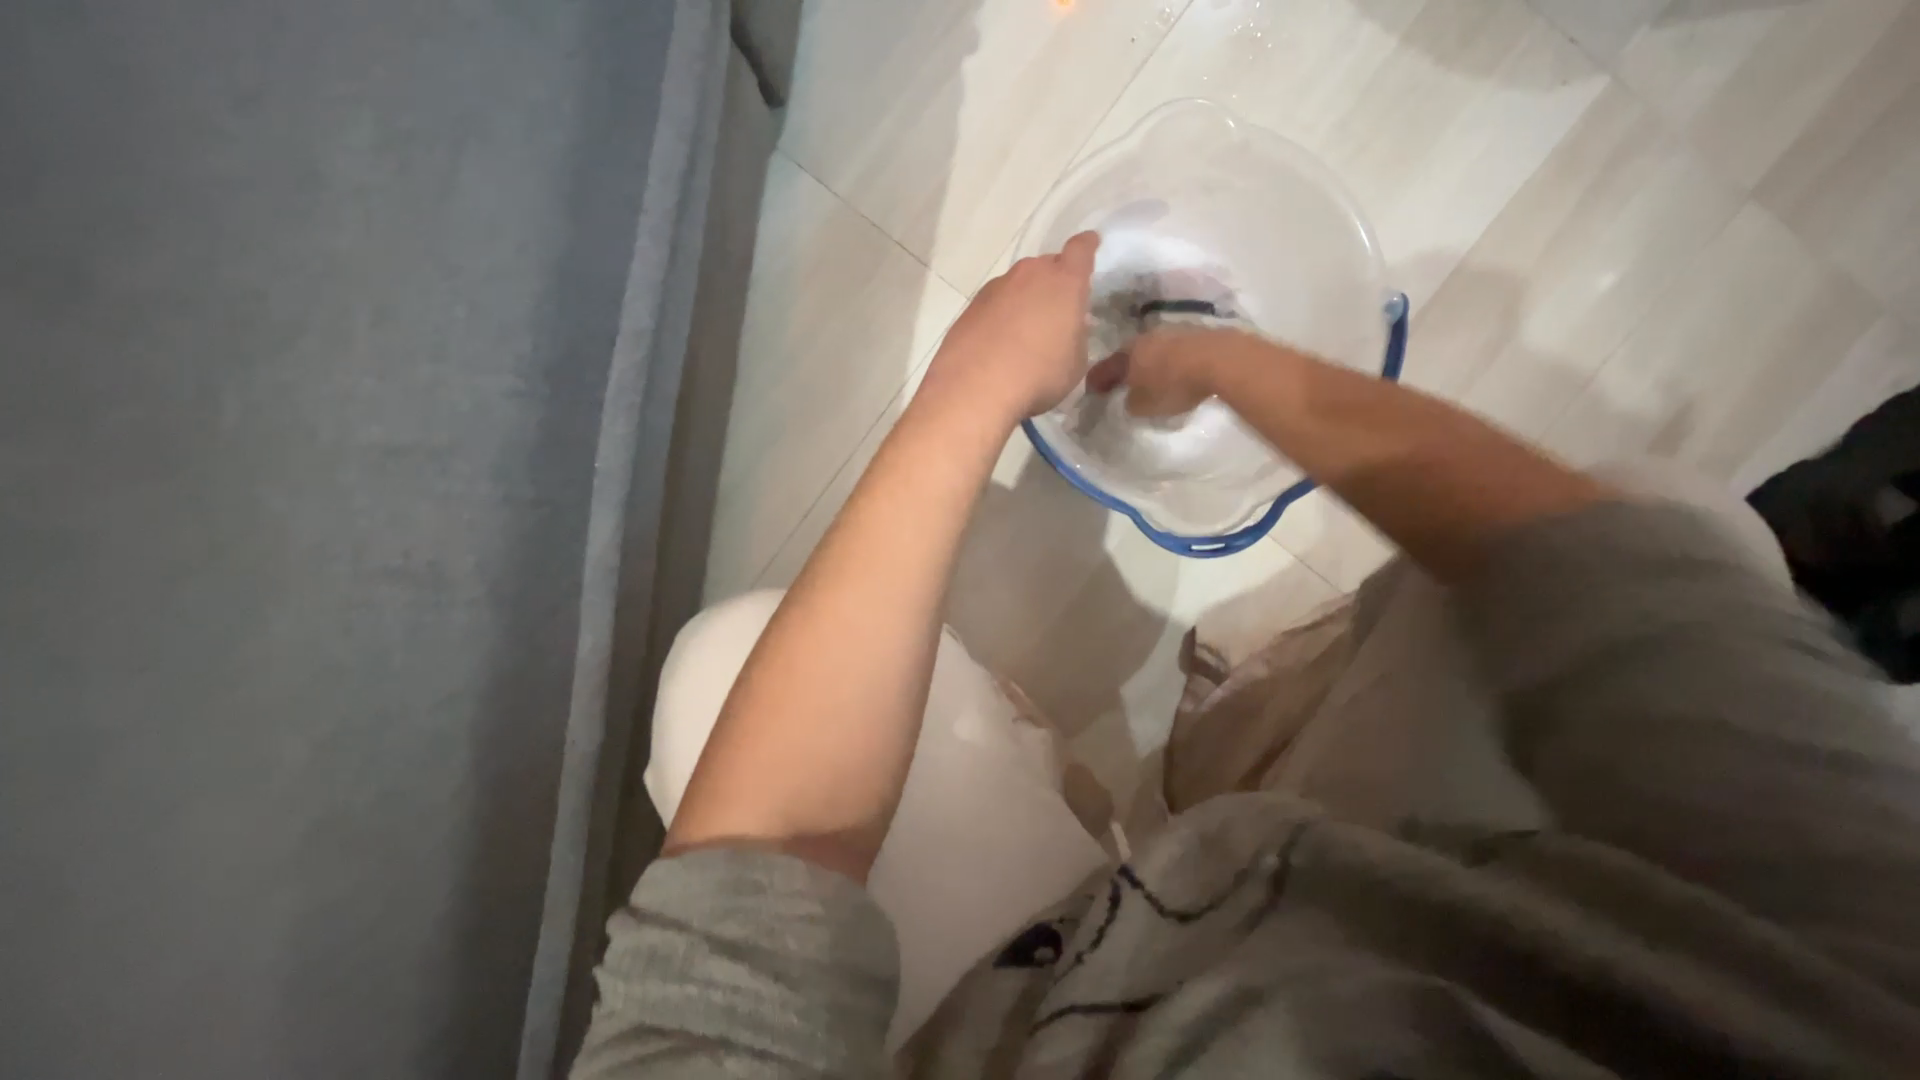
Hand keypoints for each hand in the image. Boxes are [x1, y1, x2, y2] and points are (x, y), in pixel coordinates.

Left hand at [916, 231, 1099, 428]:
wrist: (975, 388)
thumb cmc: (1038, 375)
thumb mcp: (1075, 363)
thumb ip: (1078, 336)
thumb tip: (1071, 324)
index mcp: (1064, 282)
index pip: (1080, 249)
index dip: (1087, 246)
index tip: (1090, 245)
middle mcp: (1030, 275)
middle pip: (1047, 266)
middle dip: (1055, 281)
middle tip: (1058, 310)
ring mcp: (997, 287)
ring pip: (1019, 284)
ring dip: (1026, 299)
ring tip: (1026, 332)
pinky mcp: (972, 306)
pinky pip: (996, 302)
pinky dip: (1002, 315)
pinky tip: (1000, 343)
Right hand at [1086, 324, 1261, 416]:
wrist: (1218, 359)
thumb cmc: (1172, 384)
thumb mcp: (1143, 405)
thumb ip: (1131, 403)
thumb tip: (1131, 399)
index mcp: (1127, 353)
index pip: (1105, 368)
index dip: (1097, 381)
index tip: (1092, 391)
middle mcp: (1146, 338)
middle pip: (1130, 355)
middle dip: (1126, 370)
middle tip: (1123, 384)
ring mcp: (1173, 333)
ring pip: (1154, 351)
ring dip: (1151, 364)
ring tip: (1153, 379)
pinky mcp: (1197, 335)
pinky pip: (1177, 352)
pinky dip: (1173, 363)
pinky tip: (1178, 373)